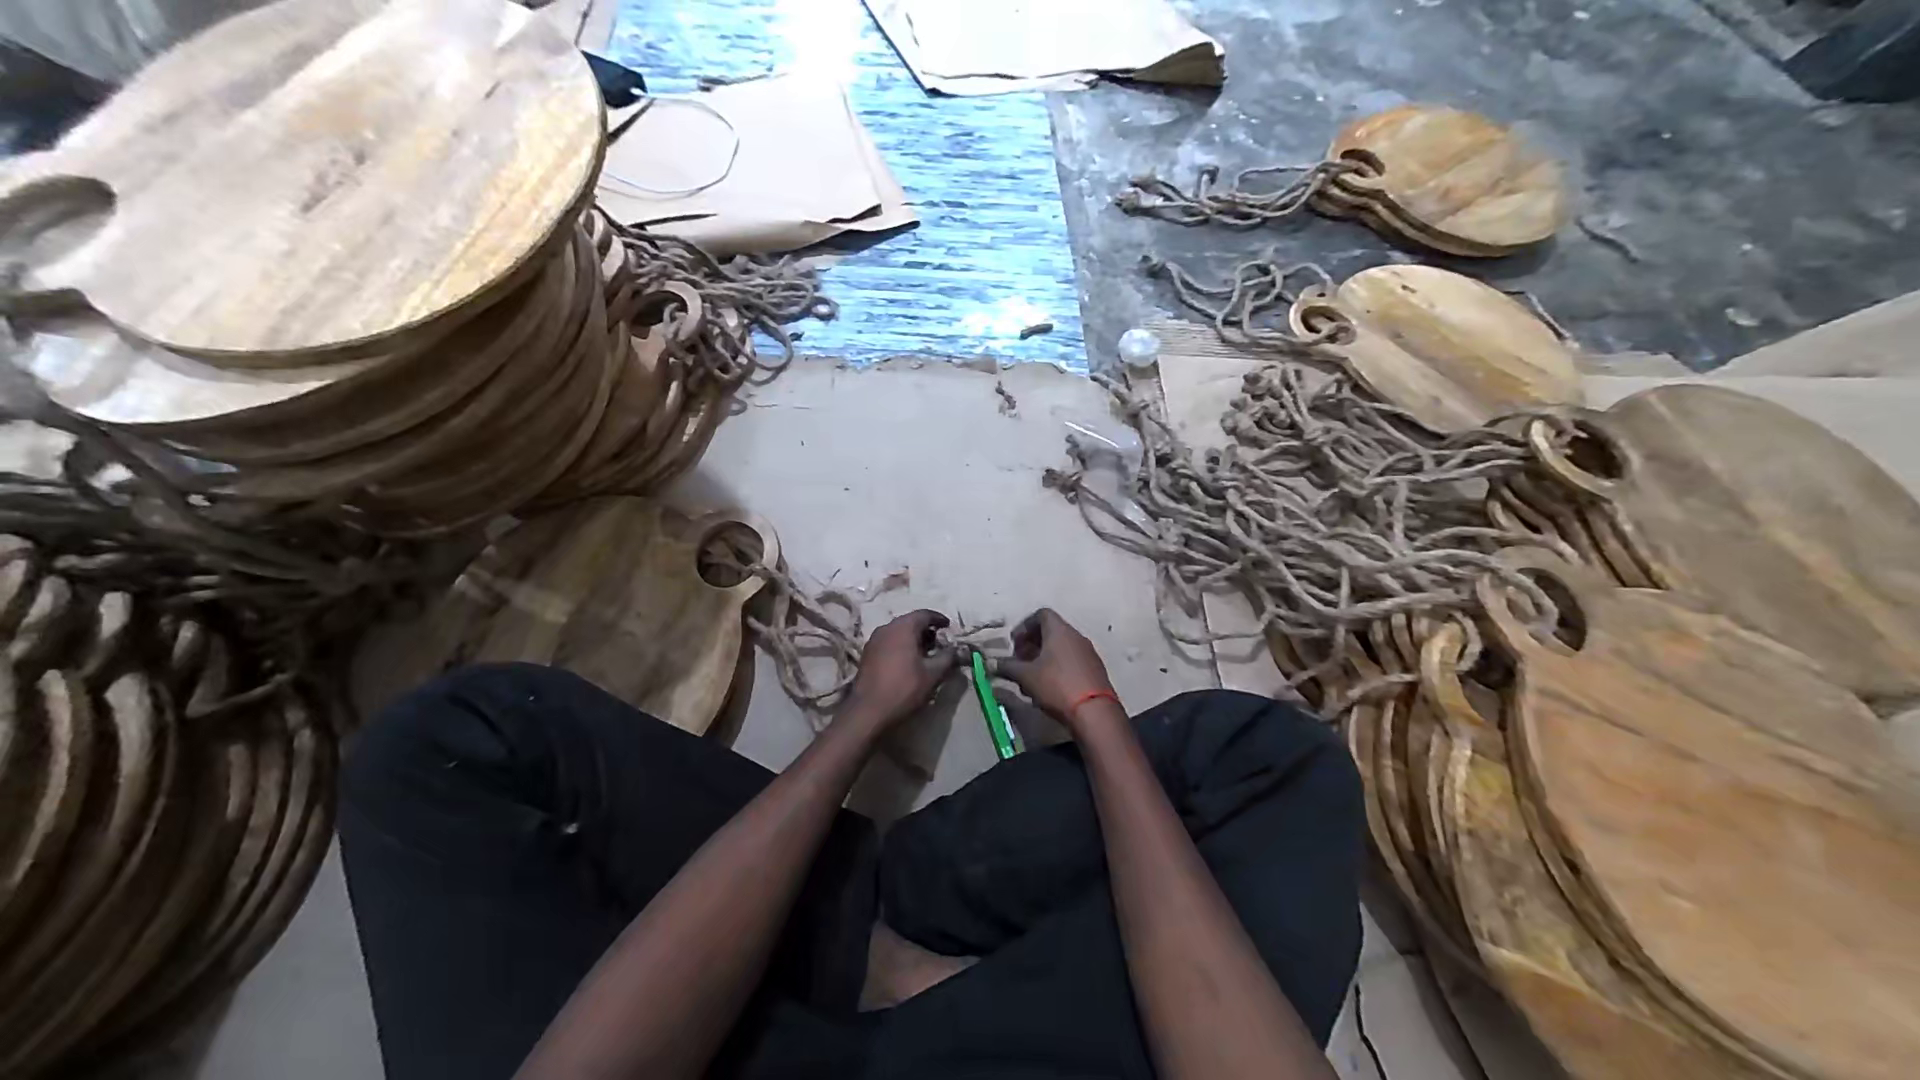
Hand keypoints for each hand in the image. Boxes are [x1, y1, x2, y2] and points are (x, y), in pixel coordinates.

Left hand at [841, 609, 955, 731]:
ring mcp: (874, 640)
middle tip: (939, 641)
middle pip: (910, 621)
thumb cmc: (904, 688)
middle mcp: (886, 628)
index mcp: (903, 627)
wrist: (868, 710)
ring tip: (925, 652)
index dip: (939, 619)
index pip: (924, 614)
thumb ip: (948, 657)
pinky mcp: (867, 653)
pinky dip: (901, 645)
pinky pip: (888, 641)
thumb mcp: (932, 674)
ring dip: (912, 638)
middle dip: (926, 629)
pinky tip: (908, 661)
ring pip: (898, 631)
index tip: (949, 626)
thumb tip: (958, 649)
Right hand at [997, 608, 1116, 731]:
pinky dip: (1057, 668)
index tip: (1014, 644)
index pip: (1041, 614)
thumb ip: (1006, 667)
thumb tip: (990, 663)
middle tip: (1019, 662)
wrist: (1094, 712)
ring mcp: (1088, 653)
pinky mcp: (1095, 671)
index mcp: (1060, 630)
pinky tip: (1049, 688)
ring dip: (1043, 658)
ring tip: (1031, 678)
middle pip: (1051, 631)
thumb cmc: (1056, 685)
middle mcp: (1076, 636)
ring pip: (1061, 648)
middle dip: (1031, 645)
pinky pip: (1071, 661)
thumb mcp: (1025, 676)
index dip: (1024, 627)